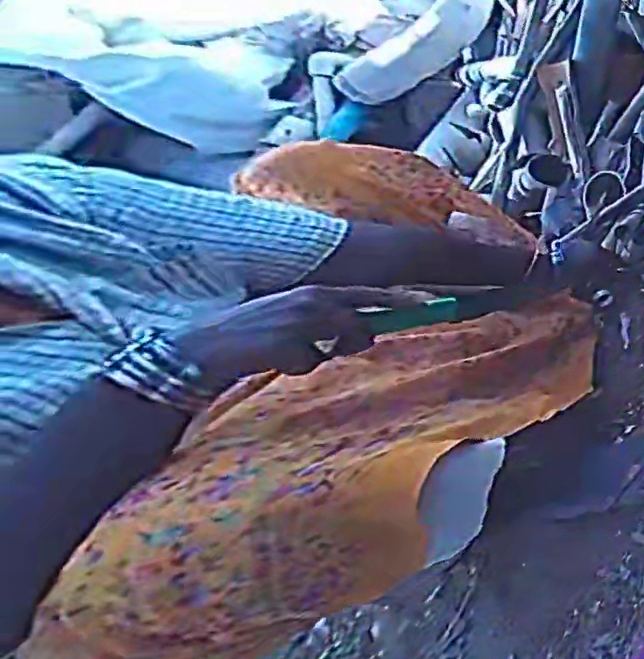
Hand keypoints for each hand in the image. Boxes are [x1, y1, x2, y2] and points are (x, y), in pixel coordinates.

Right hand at [173, 286, 430, 386]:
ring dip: (320, 355)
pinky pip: (311, 363)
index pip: (372, 294)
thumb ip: (332, 316)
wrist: (195, 351)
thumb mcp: (295, 314)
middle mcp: (315, 301)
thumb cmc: (253, 334)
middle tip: (343, 344)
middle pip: (363, 322)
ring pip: (341, 344)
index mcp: (318, 291)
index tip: (433, 303)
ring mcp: (301, 322)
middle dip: (360, 337)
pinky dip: (296, 367)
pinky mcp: (286, 343)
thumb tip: (369, 331)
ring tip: (286, 352)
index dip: (404, 299)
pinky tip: (269, 361)